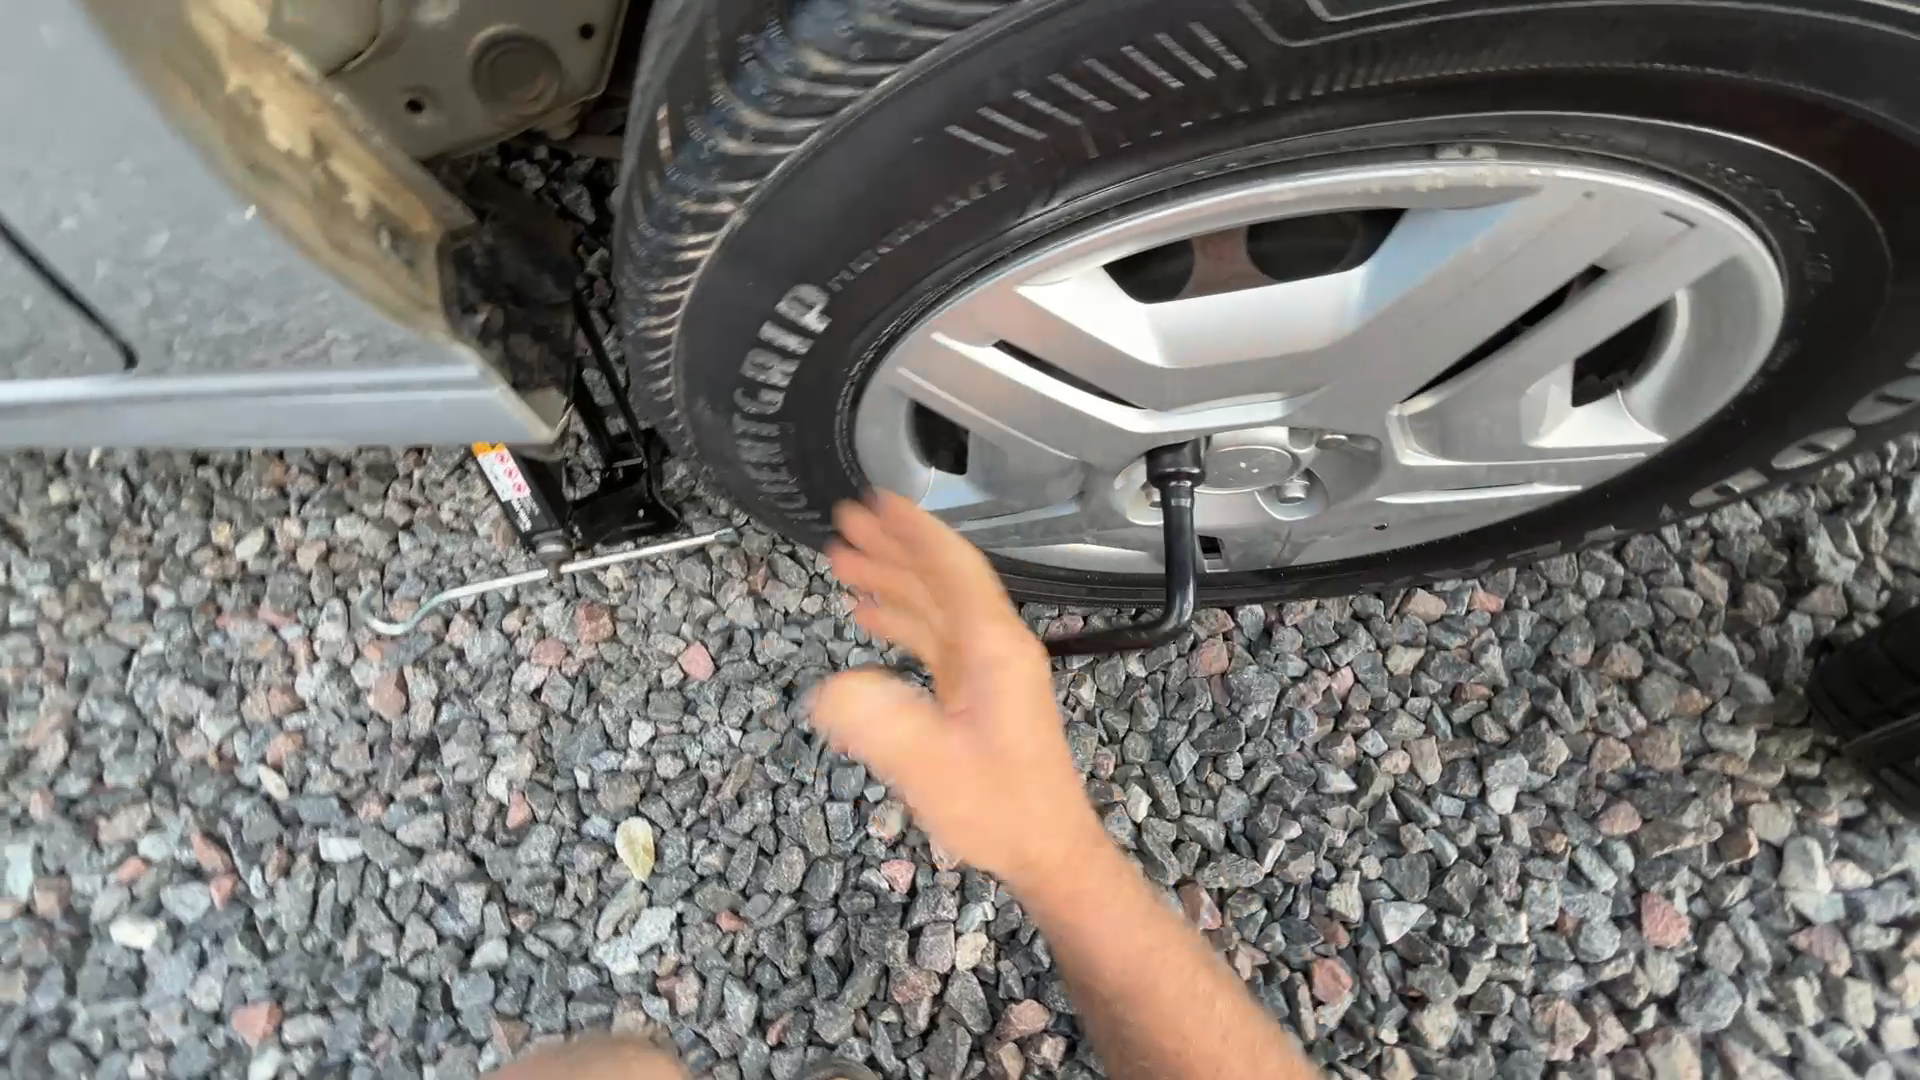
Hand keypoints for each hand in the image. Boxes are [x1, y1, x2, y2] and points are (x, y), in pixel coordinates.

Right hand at [812, 492, 1103, 888]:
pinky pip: (934, 637)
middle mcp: (992, 644)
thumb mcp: (937, 770)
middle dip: (893, 548)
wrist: (1047, 845)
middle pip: (940, 578)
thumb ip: (884, 726)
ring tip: (844, 561)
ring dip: (893, 580)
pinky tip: (871, 614)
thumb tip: (828, 690)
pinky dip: (902, 620)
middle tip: (845, 523)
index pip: (952, 568)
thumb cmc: (1002, 808)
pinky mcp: (976, 687)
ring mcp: (985, 664)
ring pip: (935, 605)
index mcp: (992, 646)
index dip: (915, 531)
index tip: (880, 501)